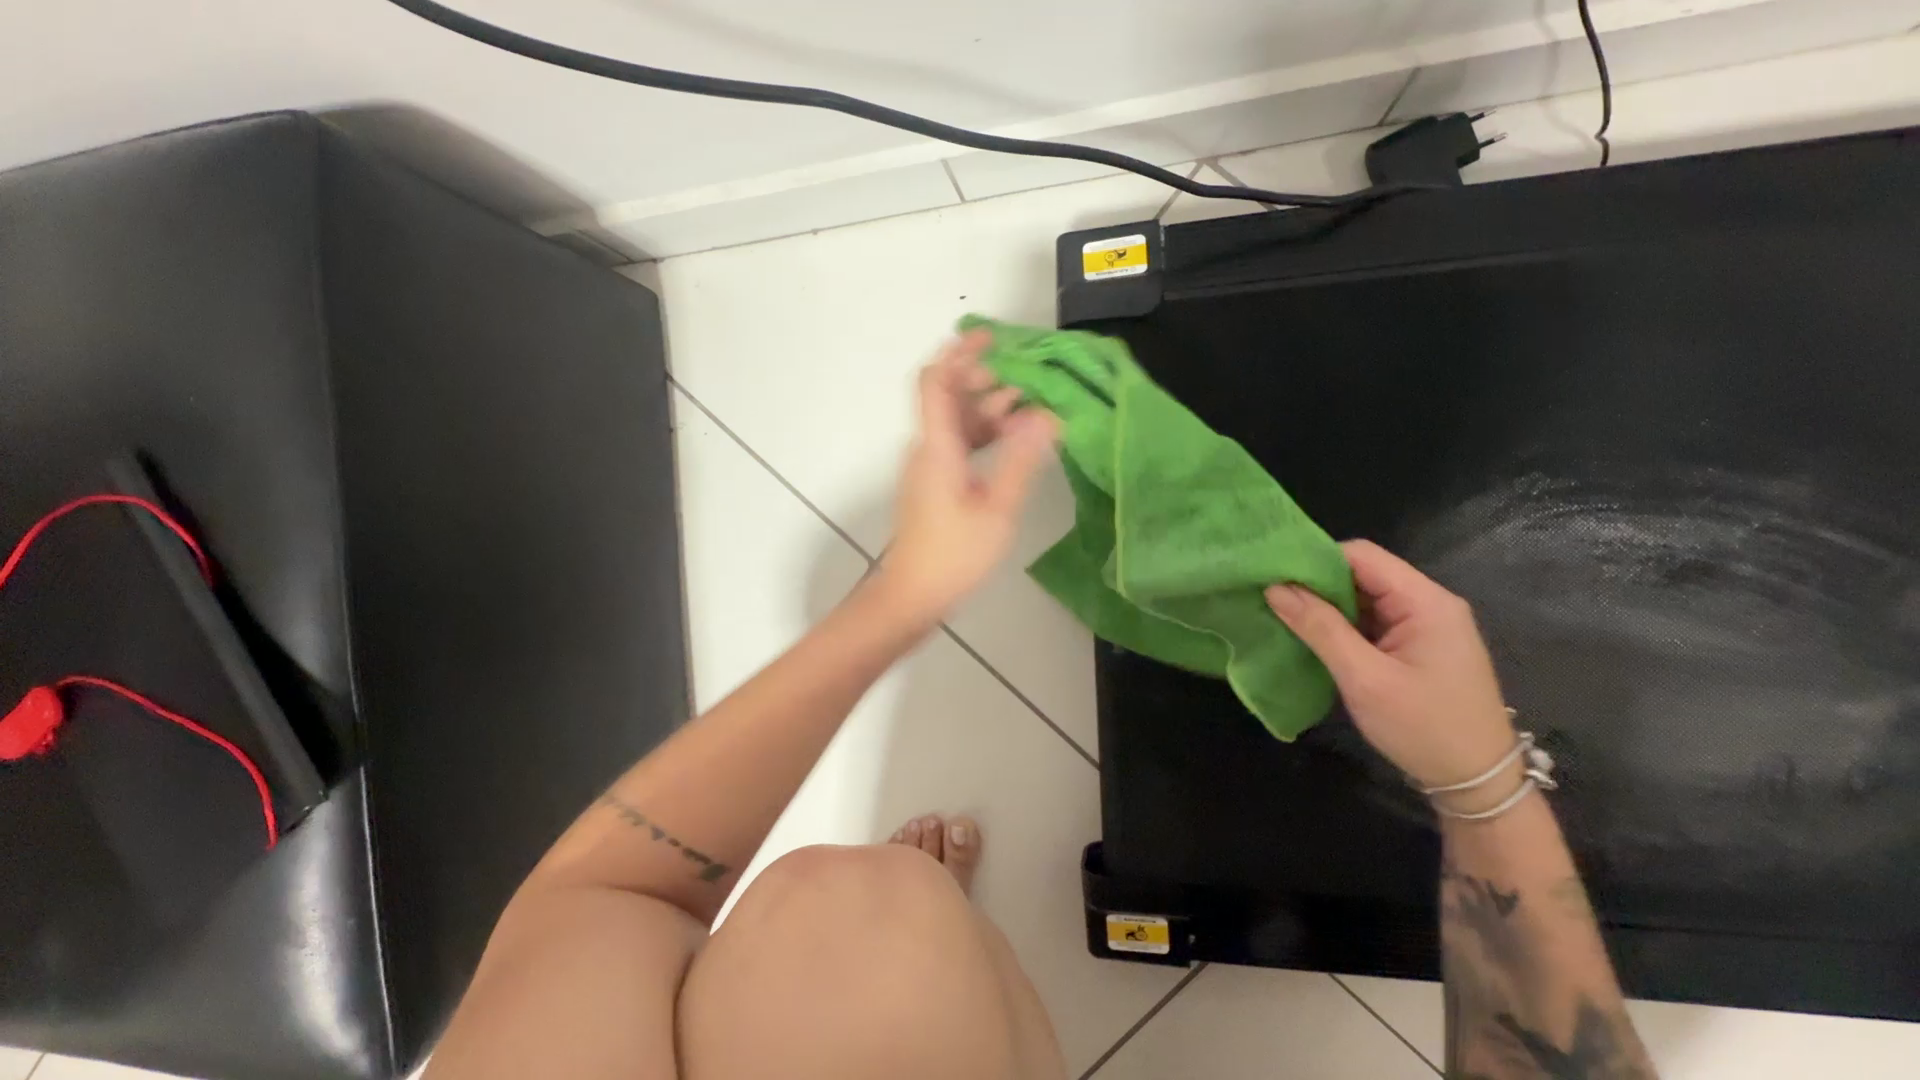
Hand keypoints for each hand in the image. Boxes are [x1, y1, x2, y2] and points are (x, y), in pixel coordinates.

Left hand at [876, 331, 1058, 621]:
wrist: (912, 596)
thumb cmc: (953, 555)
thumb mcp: (997, 508)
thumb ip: (1021, 459)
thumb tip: (1048, 415)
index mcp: (937, 446)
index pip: (937, 381)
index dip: (960, 353)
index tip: (992, 337)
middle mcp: (928, 448)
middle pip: (951, 396)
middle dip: (988, 379)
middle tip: (1031, 375)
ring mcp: (930, 467)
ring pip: (958, 422)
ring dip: (992, 409)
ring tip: (1036, 405)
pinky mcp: (936, 484)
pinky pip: (961, 444)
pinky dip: (987, 435)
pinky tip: (1018, 441)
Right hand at [1265, 541, 1516, 797]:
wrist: (1479, 783)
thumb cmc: (1423, 728)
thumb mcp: (1365, 678)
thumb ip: (1320, 628)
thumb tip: (1275, 588)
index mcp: (1425, 601)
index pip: (1362, 555)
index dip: (1316, 560)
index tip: (1274, 577)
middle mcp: (1429, 603)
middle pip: (1364, 574)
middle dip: (1318, 585)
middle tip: (1272, 600)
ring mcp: (1426, 626)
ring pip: (1366, 599)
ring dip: (1328, 608)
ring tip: (1284, 618)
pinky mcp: (1419, 648)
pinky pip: (1374, 622)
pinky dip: (1344, 627)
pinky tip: (1314, 639)